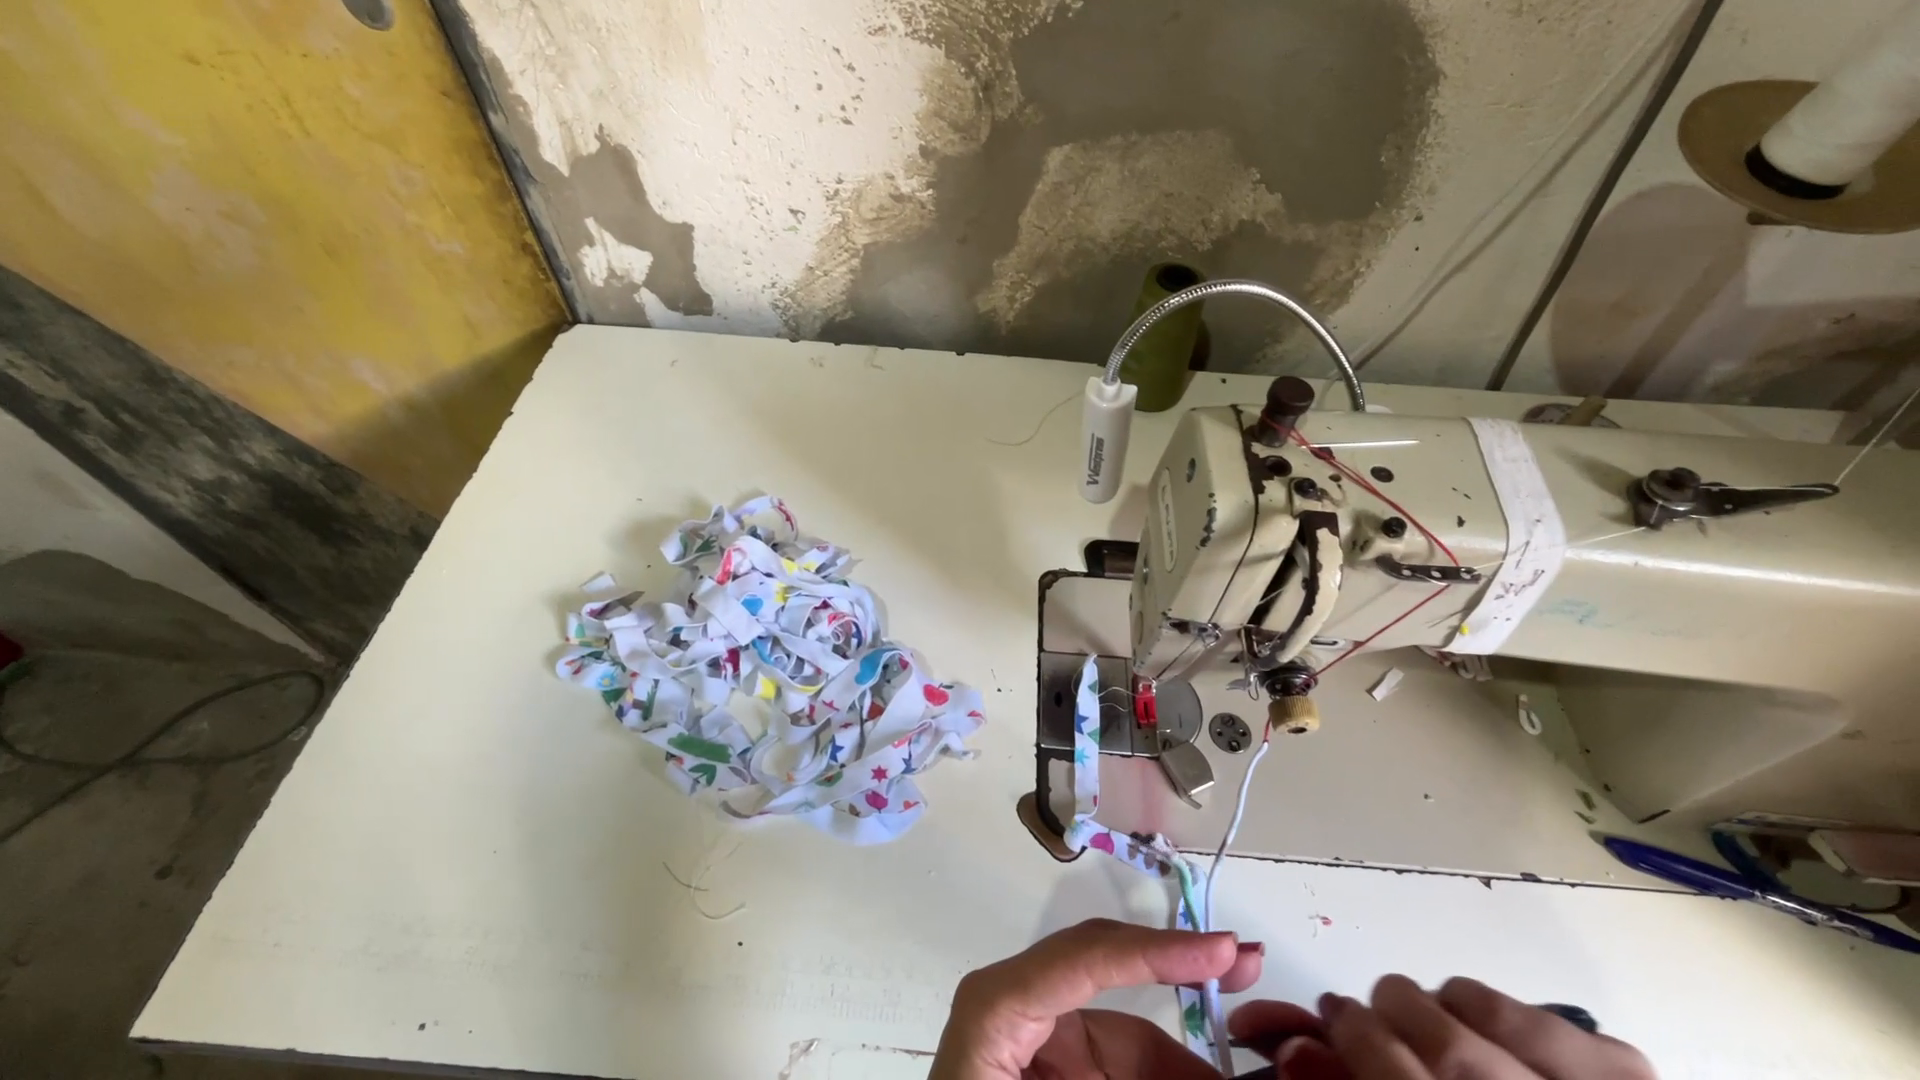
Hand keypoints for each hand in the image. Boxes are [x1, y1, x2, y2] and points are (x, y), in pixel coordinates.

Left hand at [930, 918, 1264, 1078]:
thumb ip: (1136, 1067)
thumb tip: (1212, 1075)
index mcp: (997, 1009)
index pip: (1082, 957)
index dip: (1155, 949)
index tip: (1222, 952)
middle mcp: (1020, 1008)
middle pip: (1107, 972)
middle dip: (1178, 968)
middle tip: (1245, 962)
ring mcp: (1039, 1039)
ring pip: (1127, 1032)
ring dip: (1185, 1052)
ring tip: (1252, 1064)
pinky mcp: (1059, 1068)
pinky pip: (1122, 1064)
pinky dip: (1166, 1073)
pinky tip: (1208, 1077)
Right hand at [1230, 975, 1655, 1078]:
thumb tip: (1291, 1044)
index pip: (1395, 1075)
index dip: (1352, 1035)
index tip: (1329, 1012)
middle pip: (1447, 1046)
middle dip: (1391, 1010)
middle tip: (1371, 1011)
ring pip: (1493, 1016)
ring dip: (1443, 1003)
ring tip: (1432, 1020)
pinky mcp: (1629, 1073)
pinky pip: (1548, 1016)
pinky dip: (1502, 1010)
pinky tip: (1493, 1036)